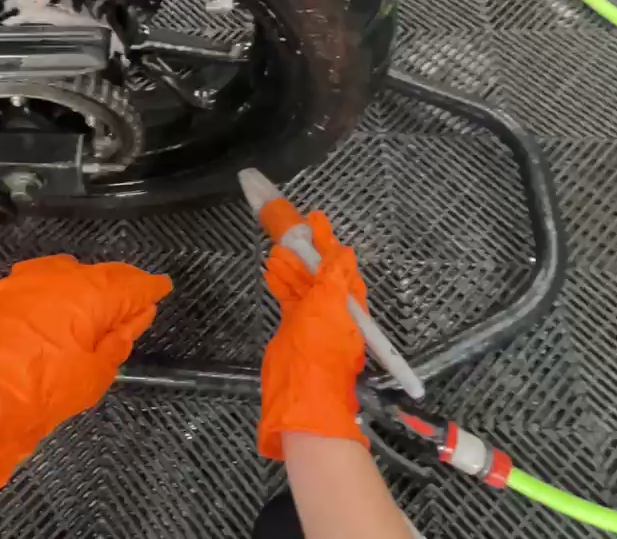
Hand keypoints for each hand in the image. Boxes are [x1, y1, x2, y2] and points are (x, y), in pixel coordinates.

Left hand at [0, 253, 171, 496]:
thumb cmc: (42, 393)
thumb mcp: (94, 375)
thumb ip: (118, 339)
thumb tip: (135, 316)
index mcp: (88, 294)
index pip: (130, 284)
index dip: (150, 287)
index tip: (162, 287)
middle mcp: (58, 276)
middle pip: (99, 273)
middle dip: (120, 283)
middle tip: (134, 297)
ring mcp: (25, 279)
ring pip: (65, 272)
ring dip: (83, 284)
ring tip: (93, 303)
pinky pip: (33, 283)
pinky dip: (49, 292)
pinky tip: (51, 309)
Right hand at [259, 211, 368, 459]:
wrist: (302, 402)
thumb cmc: (317, 355)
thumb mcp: (327, 312)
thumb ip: (333, 280)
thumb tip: (342, 250)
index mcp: (345, 299)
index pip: (334, 258)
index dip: (321, 236)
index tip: (311, 216)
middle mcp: (331, 304)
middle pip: (316, 264)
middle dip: (301, 240)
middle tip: (283, 215)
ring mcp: (311, 315)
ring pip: (301, 277)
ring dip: (289, 257)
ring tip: (275, 235)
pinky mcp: (294, 325)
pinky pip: (289, 294)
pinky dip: (280, 279)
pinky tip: (271, 268)